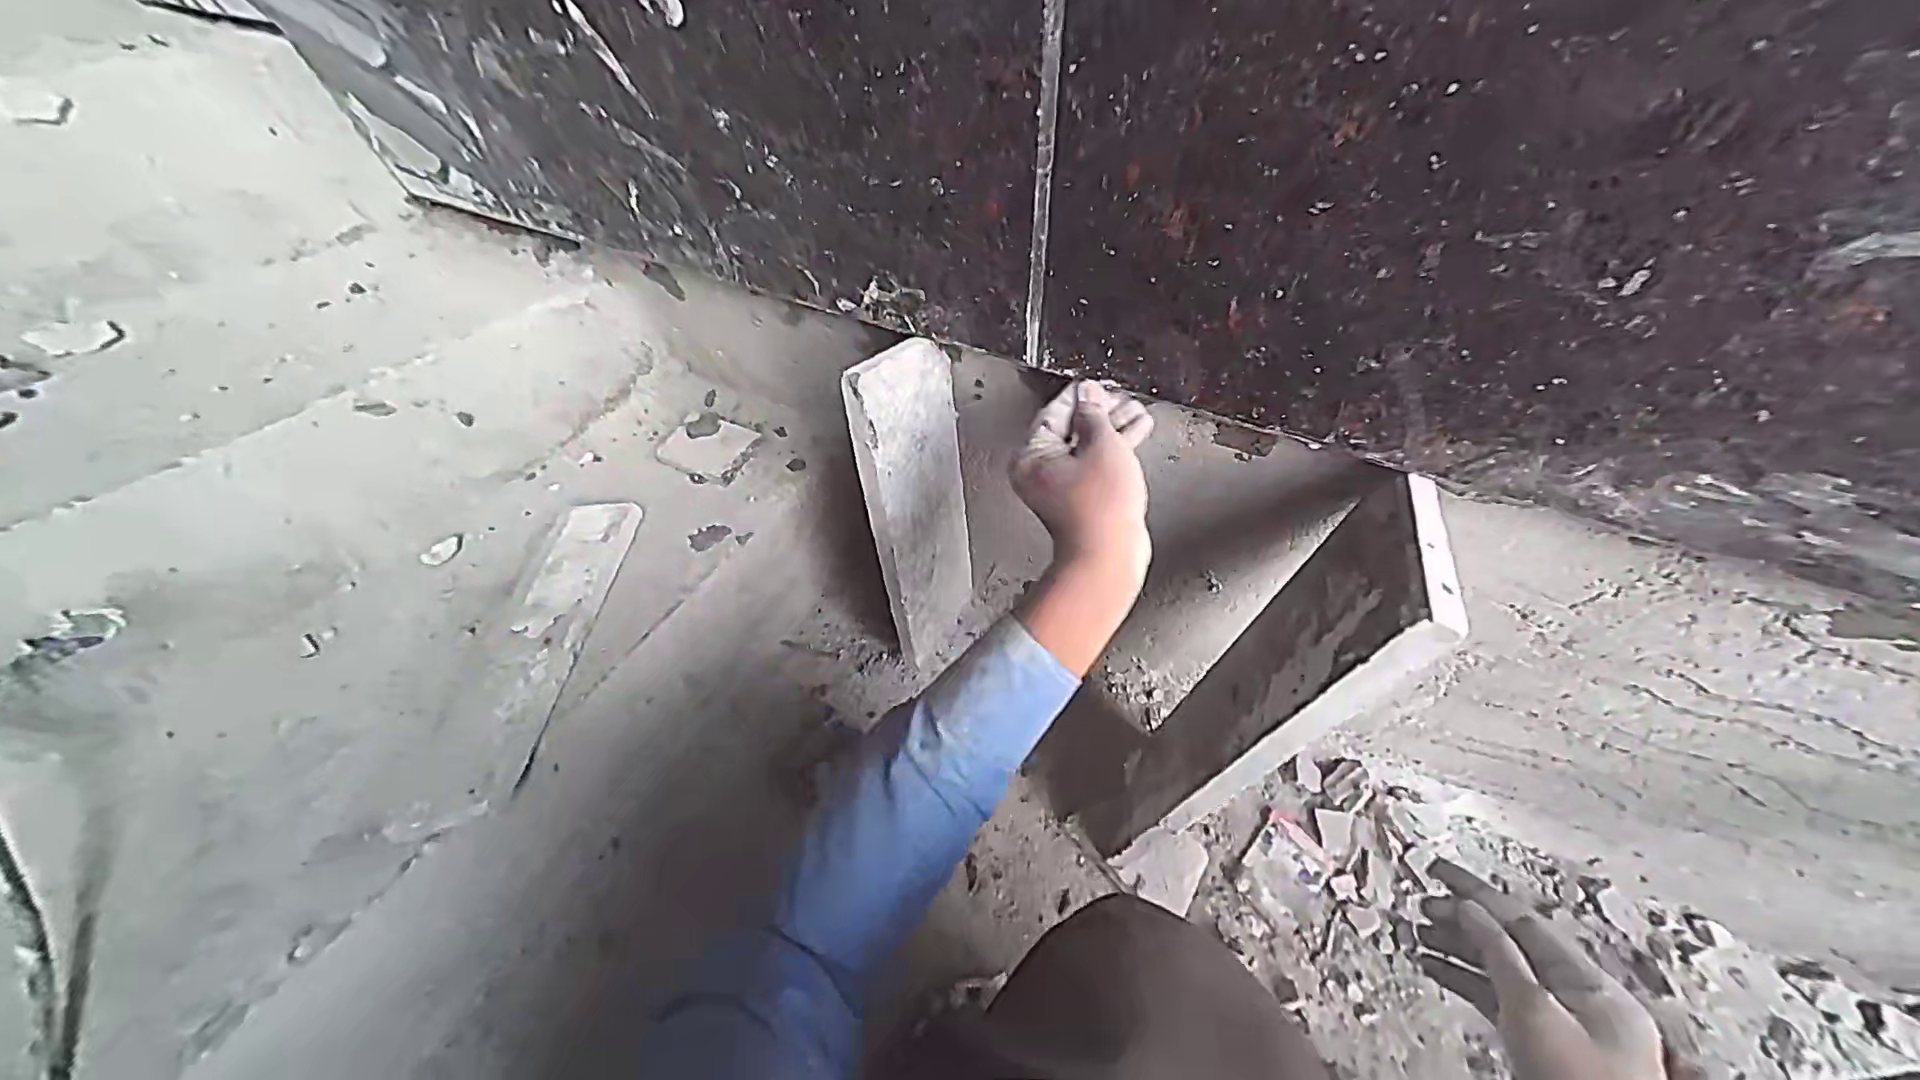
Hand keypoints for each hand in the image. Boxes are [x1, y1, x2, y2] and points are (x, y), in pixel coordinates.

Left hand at [1010, 381, 1153, 580]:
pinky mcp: (1078, 499)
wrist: (1110, 553)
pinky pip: (1092, 465)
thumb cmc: (1100, 510)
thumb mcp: (1102, 445)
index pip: (1053, 413)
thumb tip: (1089, 395)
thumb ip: (1095, 414)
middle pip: (1068, 429)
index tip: (1094, 385)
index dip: (1079, 395)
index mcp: (1031, 456)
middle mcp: (1039, 472)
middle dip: (1099, 411)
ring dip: (1110, 429)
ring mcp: (1058, 487)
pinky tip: (1132, 436)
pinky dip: (1111, 450)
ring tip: (1135, 413)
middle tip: (1119, 398)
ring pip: (1084, 447)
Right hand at [1420, 860, 1668, 1079]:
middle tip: (1419, 906)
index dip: (1476, 891)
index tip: (1436, 869)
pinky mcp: (1542, 1042)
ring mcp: (1562, 1020)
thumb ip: (1499, 953)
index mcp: (1589, 981)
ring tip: (1415, 934)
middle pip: (1510, 941)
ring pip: (1499, 967)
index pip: (1522, 919)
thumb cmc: (1575, 1079)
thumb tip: (1468, 907)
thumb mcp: (1533, 1009)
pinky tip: (1432, 966)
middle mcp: (1579, 995)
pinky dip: (1463, 977)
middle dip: (1461, 919)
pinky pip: (1497, 995)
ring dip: (1455, 947)